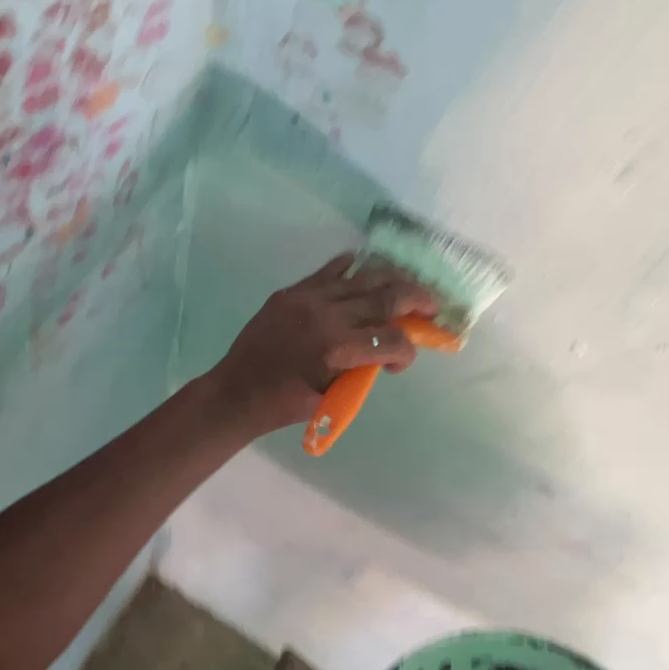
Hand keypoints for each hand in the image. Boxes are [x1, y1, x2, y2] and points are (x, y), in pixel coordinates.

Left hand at [207, 254, 438, 438]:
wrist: (236, 390)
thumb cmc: (284, 405)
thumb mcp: (331, 396)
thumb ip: (360, 369)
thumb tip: (384, 349)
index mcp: (338, 351)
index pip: (392, 341)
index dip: (407, 350)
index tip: (405, 358)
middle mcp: (328, 317)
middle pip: (386, 299)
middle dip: (416, 301)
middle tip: (432, 307)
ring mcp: (309, 299)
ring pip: (363, 279)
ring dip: (392, 280)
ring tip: (408, 284)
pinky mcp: (292, 292)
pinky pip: (329, 271)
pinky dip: (351, 267)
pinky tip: (365, 264)